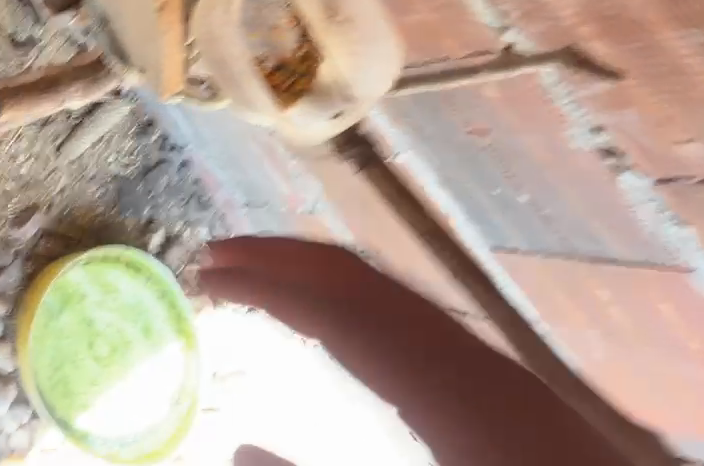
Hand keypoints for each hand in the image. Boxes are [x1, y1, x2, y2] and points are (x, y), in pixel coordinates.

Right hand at [198, 237, 634, 465]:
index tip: (200, 276)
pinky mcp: (503, 384)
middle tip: (211, 256)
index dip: (259, 283)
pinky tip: (323, 314)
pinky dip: (346, 294)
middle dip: (275, 257)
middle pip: (354, 275)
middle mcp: (469, 357)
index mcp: (450, 390)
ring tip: (252, 272)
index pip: (330, 307)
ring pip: (382, 286)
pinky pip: (406, 311)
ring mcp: (491, 365)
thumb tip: (235, 447)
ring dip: (308, 269)